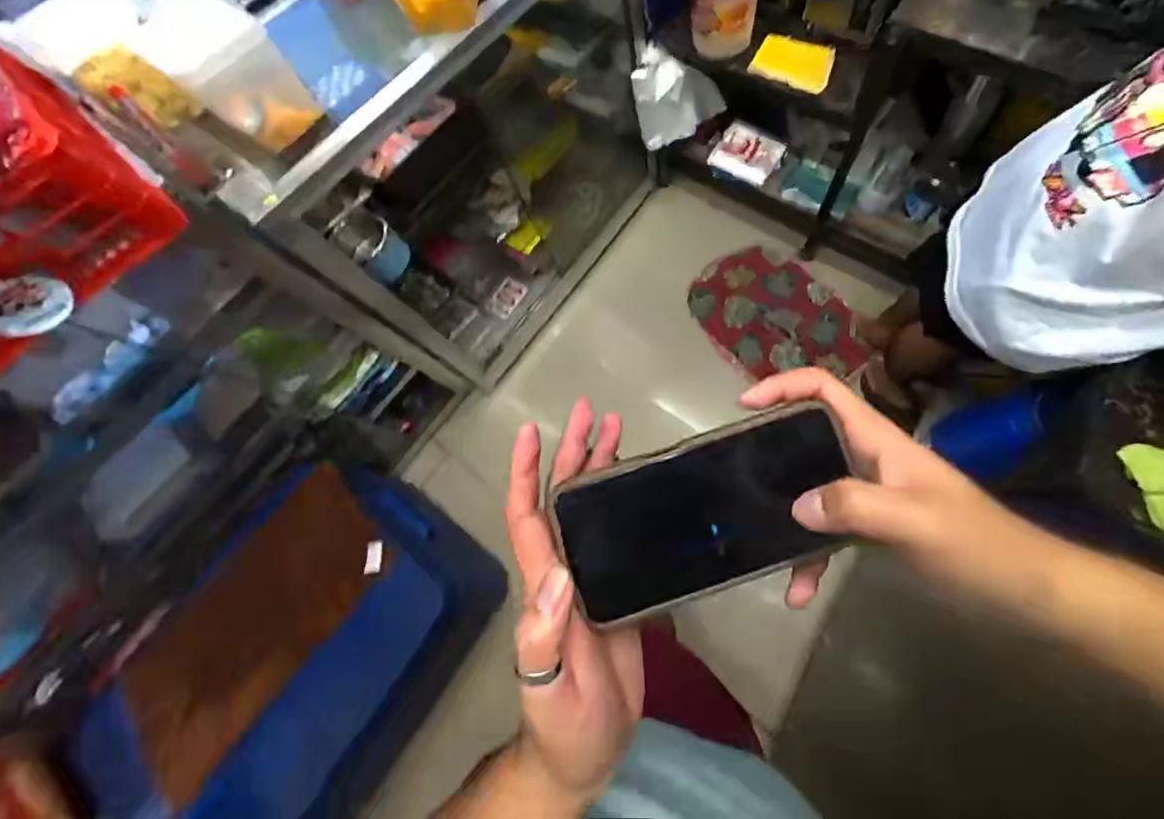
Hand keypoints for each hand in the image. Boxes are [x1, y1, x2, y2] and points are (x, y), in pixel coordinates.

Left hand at [502, 399, 643, 806]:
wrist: (589, 751)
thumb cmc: (561, 722)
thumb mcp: (547, 684)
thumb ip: (545, 633)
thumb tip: (555, 573)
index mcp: (543, 583)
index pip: (527, 516)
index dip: (526, 473)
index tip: (530, 432)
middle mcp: (564, 569)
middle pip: (562, 498)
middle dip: (572, 452)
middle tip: (590, 411)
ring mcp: (590, 578)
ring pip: (590, 510)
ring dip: (599, 468)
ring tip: (616, 430)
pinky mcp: (617, 591)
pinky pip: (617, 535)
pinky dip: (624, 503)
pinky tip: (638, 484)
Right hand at [742, 368, 1050, 607]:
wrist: (1026, 591)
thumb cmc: (975, 545)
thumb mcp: (913, 522)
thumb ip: (855, 506)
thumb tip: (796, 505)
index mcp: (878, 440)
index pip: (826, 390)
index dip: (784, 385)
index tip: (745, 403)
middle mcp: (868, 459)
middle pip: (809, 435)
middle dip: (772, 448)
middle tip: (738, 470)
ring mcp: (871, 494)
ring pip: (813, 490)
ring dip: (788, 518)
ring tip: (761, 547)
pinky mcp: (875, 528)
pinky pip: (829, 532)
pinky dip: (811, 557)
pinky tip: (799, 594)